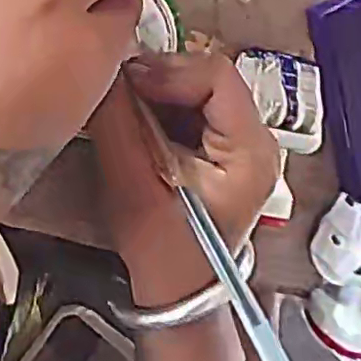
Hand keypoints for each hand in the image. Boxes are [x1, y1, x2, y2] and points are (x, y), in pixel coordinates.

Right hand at [88, 53, 281, 305]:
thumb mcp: (134, 183)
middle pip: (207, 75)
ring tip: (125, 101)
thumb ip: (118, 121)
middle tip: (121, 86)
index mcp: (251, 150)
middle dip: (160, 76)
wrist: (174, 291)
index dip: (169, 71)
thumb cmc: (163, 250)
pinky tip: (138, 115)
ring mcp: (241, 140)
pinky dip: (160, 101)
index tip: (130, 79)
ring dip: (157, 87)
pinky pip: (189, 101)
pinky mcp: (220, 143)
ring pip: (196, 84)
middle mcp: (256, 138)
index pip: (217, 76)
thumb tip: (104, 68)